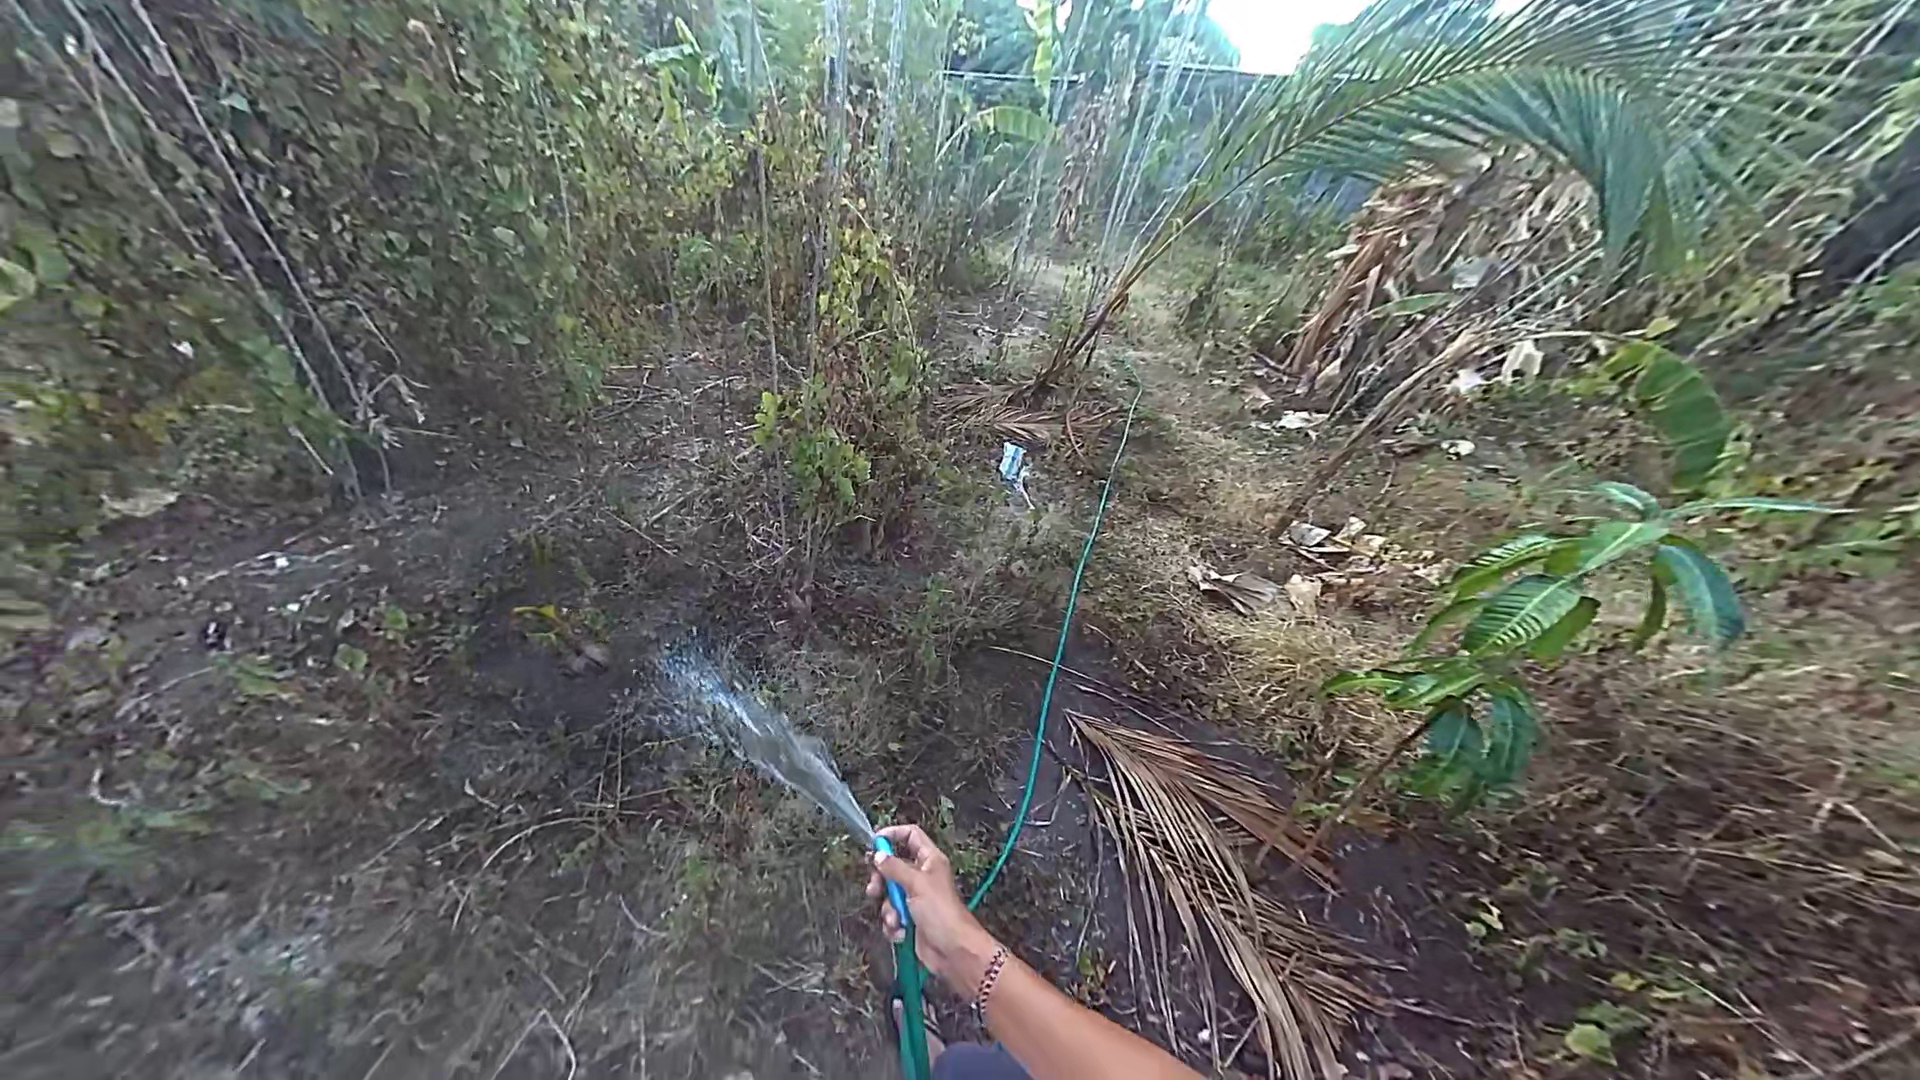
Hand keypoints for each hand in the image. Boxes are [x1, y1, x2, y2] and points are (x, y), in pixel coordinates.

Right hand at [867, 823, 1001, 993]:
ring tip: (895, 919)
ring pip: (890, 894)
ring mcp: (916, 897)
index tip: (875, 843)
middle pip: (894, 866)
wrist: (953, 951)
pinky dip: (893, 924)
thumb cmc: (939, 911)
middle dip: (882, 880)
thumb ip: (895, 868)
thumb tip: (878, 855)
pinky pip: (893, 914)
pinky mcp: (911, 918)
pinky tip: (900, 932)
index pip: (911, 835)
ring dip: (889, 909)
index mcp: (929, 859)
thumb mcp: (916, 884)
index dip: (893, 835)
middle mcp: (922, 875)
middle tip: (874, 889)